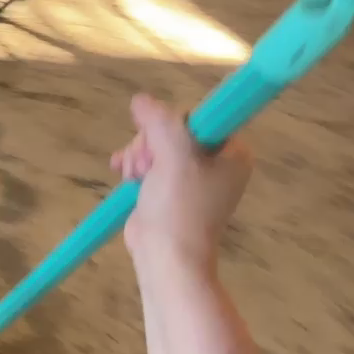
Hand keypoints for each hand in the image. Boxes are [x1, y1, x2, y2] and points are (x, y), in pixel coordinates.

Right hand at [110, 93, 252, 272]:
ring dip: (136, 154)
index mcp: (231, 152)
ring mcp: (190, 176)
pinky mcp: (168, 188)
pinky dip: (132, 164)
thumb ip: (161, 123)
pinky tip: (122, 173)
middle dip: (148, 143)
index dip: (169, 124)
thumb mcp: (174, 158)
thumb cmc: (180, 207)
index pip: (197, 117)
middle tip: (142, 165)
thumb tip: (140, 99)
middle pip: (171, 130)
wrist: (167, 254)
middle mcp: (215, 161)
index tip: (154, 142)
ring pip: (155, 145)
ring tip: (131, 174)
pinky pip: (147, 162)